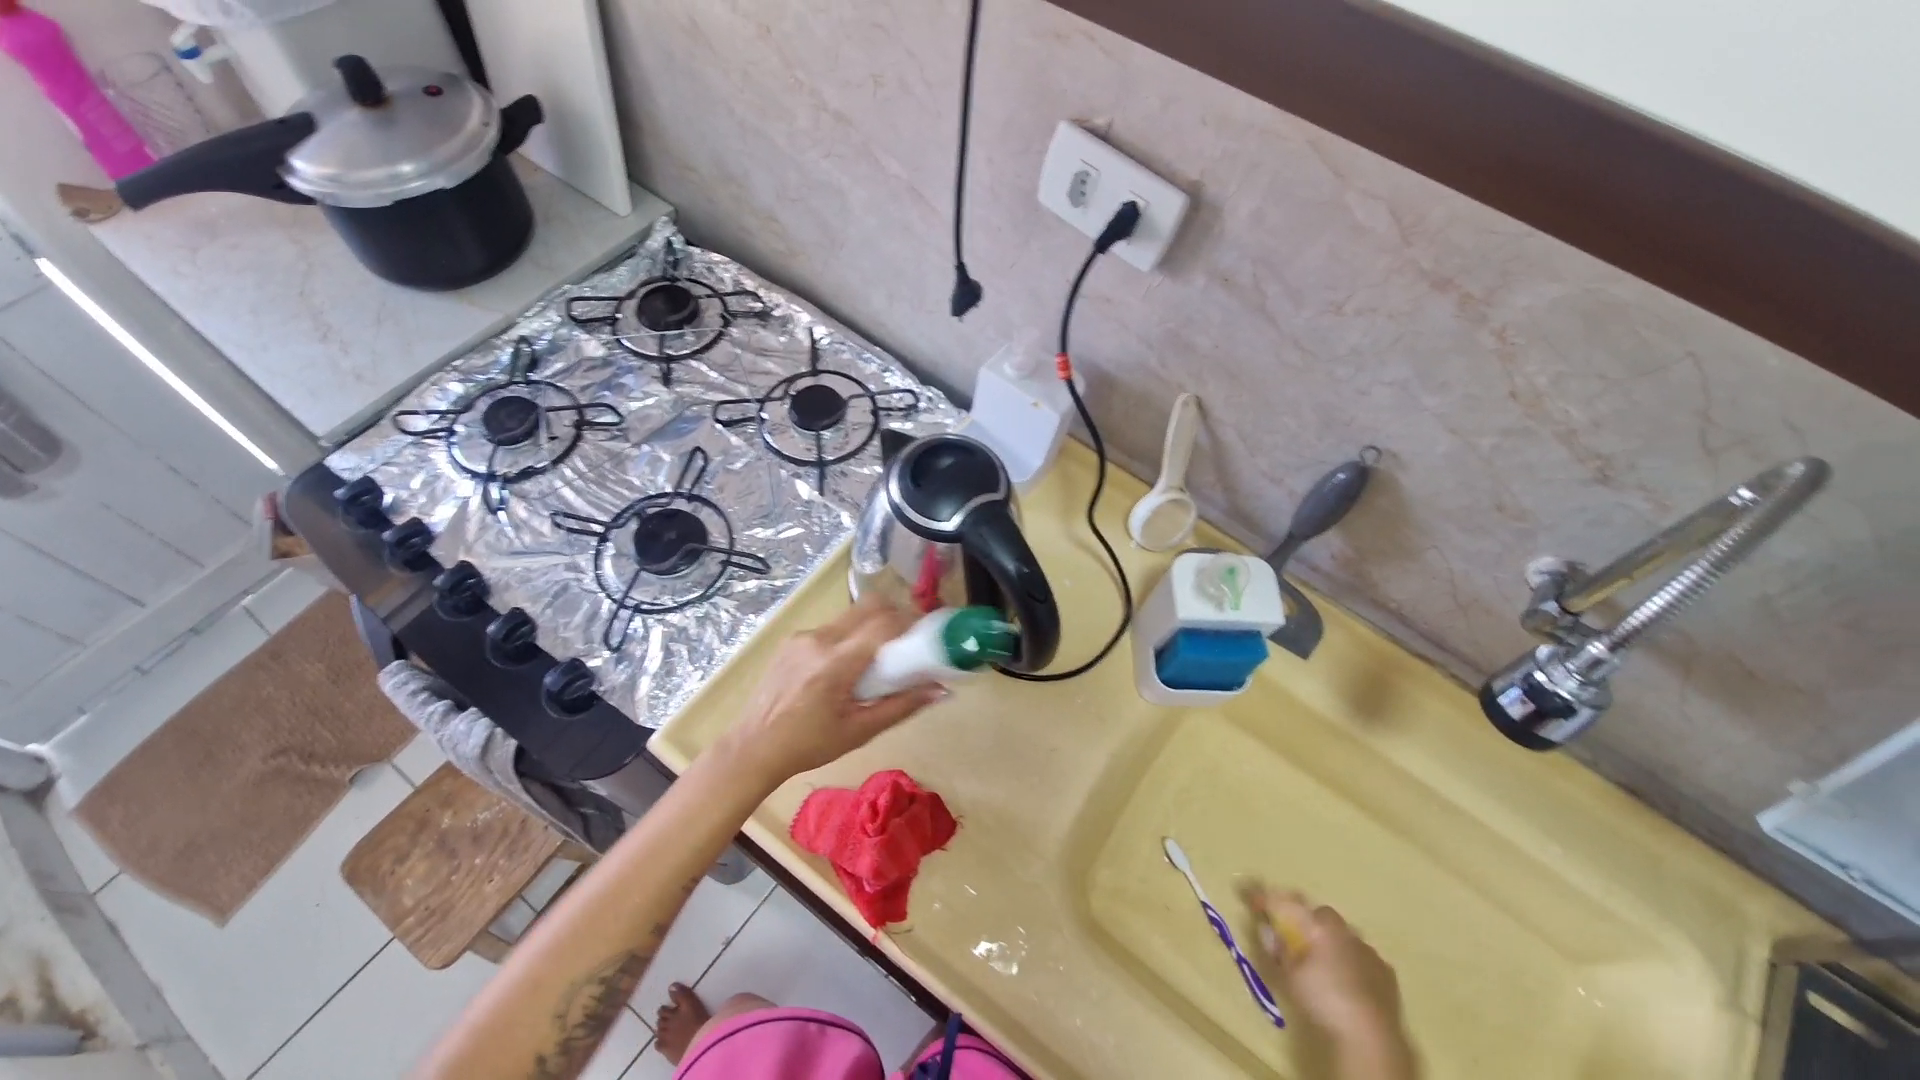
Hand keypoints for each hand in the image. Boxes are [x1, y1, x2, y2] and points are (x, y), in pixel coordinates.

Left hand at [717, 599, 945, 786]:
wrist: (753, 747)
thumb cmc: (809, 745)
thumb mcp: (860, 731)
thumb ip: (902, 706)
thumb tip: (942, 690)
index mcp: (835, 664)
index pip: (883, 624)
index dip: (912, 623)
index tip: (928, 635)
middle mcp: (818, 640)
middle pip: (868, 606)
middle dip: (896, 615)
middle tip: (910, 639)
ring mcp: (802, 636)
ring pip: (850, 616)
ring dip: (871, 627)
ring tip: (879, 659)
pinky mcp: (792, 640)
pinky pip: (831, 629)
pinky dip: (849, 638)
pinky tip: (848, 667)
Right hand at [1251, 890, 1409, 1055]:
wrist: (1370, 1034)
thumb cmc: (1322, 1001)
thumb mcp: (1289, 977)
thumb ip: (1277, 949)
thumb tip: (1267, 929)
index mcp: (1319, 927)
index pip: (1286, 903)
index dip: (1266, 898)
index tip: (1249, 895)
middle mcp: (1345, 931)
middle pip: (1321, 914)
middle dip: (1307, 921)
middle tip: (1294, 938)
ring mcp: (1368, 950)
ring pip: (1344, 935)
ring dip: (1331, 942)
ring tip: (1322, 963)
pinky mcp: (1386, 971)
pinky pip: (1362, 956)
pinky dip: (1351, 961)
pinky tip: (1347, 980)